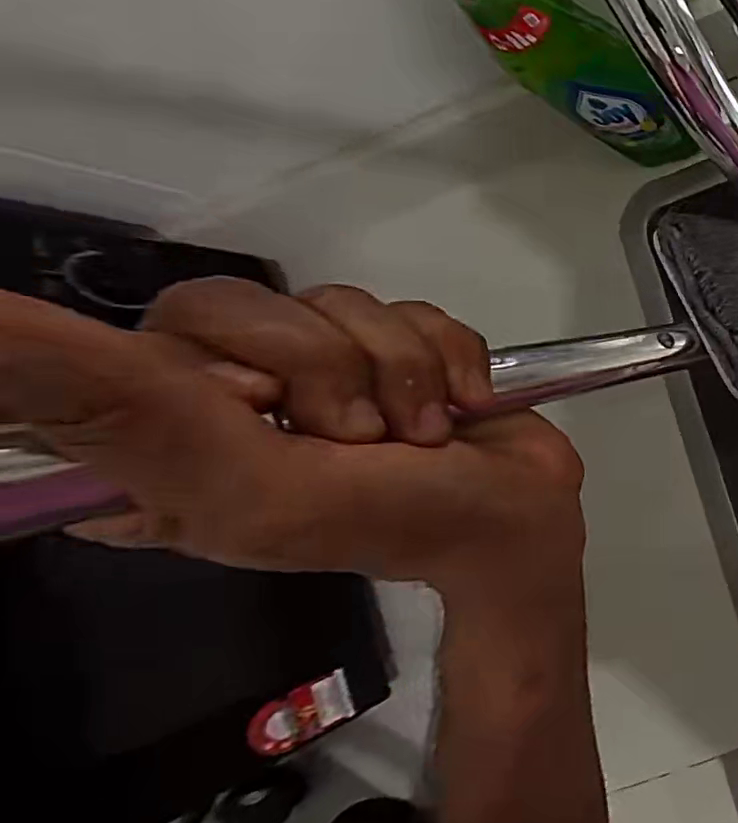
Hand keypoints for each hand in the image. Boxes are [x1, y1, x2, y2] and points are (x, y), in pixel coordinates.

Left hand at [0, 279, 584, 604]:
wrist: (520, 517)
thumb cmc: (396, 518)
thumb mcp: (256, 489)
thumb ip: (132, 417)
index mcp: (173, 435)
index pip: (162, 334)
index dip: (242, 365)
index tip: (283, 423)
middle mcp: (243, 390)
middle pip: (258, 304)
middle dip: (337, 367)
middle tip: (366, 433)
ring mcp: (337, 367)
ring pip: (352, 304)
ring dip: (408, 372)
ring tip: (430, 429)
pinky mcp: (411, 351)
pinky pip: (423, 313)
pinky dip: (456, 360)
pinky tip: (467, 403)